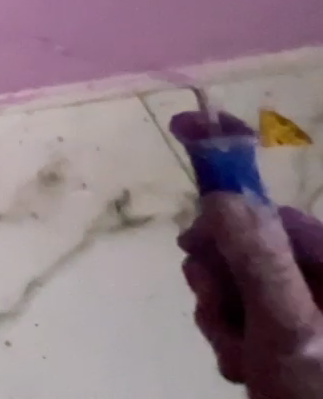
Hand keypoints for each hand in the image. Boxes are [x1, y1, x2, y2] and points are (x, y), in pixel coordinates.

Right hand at [173, 114, 322, 396]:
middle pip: (251, 246)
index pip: (279, 211)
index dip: (233, 176)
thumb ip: (256, 259)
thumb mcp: (286, 328)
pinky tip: (243, 359)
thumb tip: (222, 192)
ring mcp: (316, 312)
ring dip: (219, 307)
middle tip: (213, 300)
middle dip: (217, 271)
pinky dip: (231, 328)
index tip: (190, 128)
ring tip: (234, 347)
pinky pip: (246, 308)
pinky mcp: (300, 335)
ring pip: (240, 279)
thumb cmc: (320, 393)